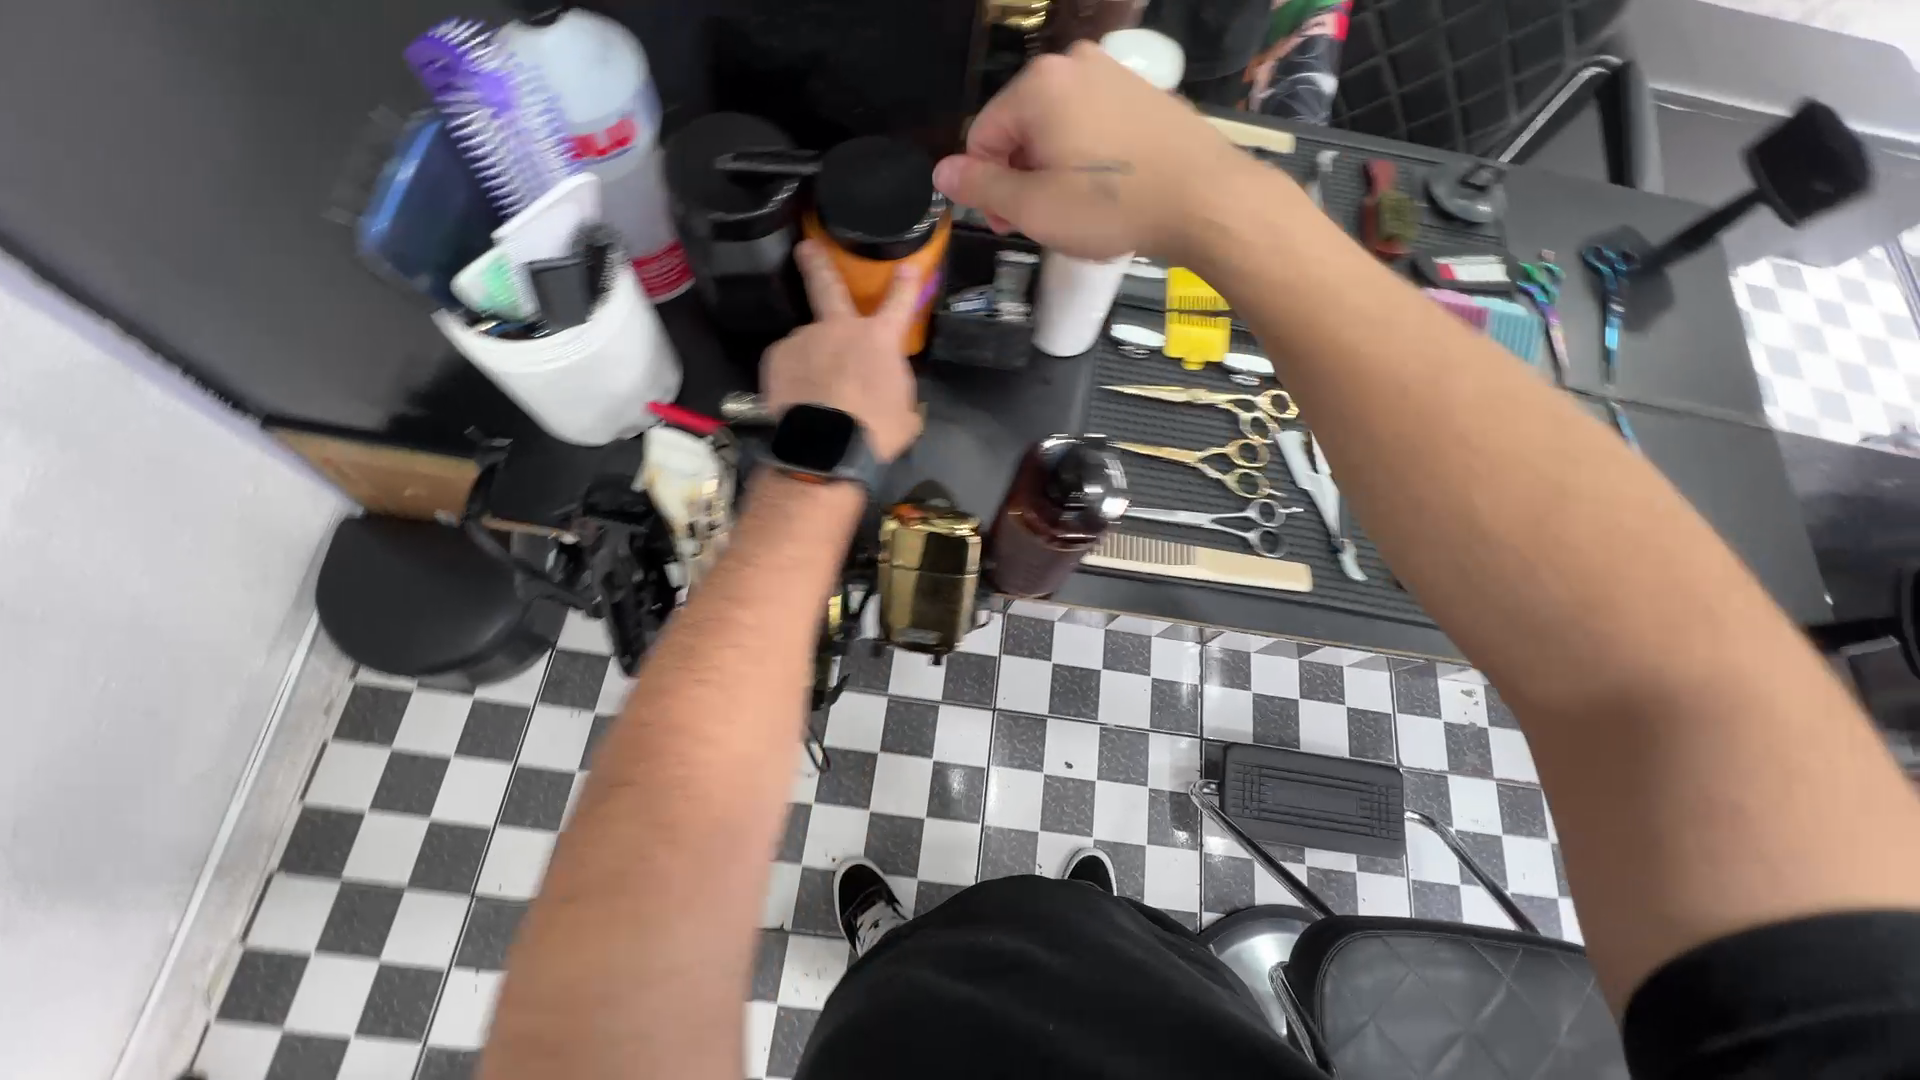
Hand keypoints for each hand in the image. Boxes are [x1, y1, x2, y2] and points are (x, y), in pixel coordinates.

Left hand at [761, 241, 924, 462]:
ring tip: (813, 391)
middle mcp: (839, 328)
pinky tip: (797, 397)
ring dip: (811, 359)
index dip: (905, 285)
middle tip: (805, 248)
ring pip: (808, 343)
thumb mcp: (905, 415)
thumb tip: (891, 393)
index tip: (907, 268)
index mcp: (879, 339)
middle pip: (827, 285)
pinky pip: (788, 362)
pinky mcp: (776, 357)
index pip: (899, 303)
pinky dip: (793, 376)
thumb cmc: (875, 431)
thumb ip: (897, 393)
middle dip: (816, 263)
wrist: (826, 447)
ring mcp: (804, 339)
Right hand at [932, 42, 1256, 263]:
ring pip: (1056, 129)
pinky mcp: (1140, 93)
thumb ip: (982, 188)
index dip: (987, 186)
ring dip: (1052, 171)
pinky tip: (1106, 192)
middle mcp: (1073, 65)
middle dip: (1020, 177)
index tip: (1008, 224)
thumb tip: (942, 171)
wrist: (1205, 200)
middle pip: (1019, 128)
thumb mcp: (1035, 208)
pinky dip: (1086, 158)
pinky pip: (1091, 125)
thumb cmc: (1113, 206)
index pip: (982, 136)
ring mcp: (1111, 74)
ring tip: (1077, 211)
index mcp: (1038, 86)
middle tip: (1042, 222)